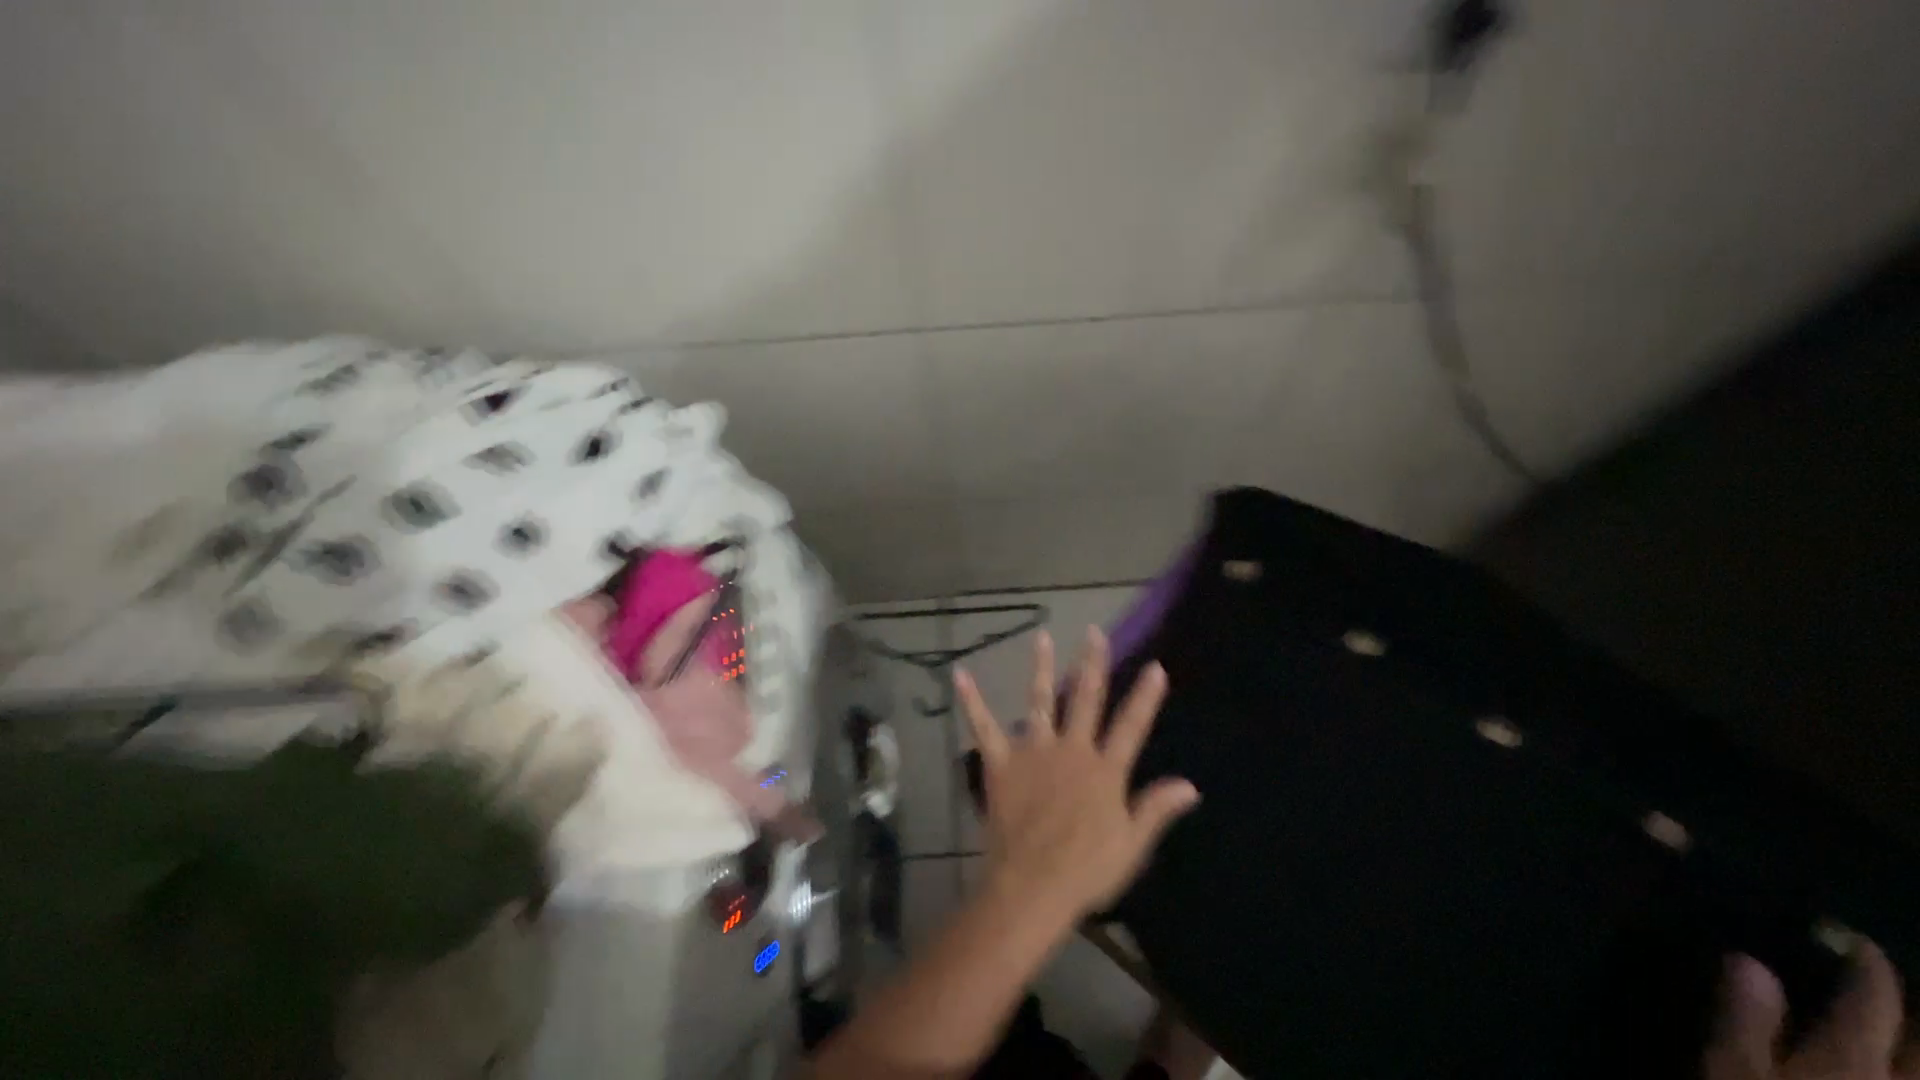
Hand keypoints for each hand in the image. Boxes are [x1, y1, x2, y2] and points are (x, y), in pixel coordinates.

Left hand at [954, 627, 1200, 919]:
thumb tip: (1190, 785)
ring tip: (1042, 637)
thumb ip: (1156, 808)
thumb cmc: (1087, 870)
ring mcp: (1034, 752)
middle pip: (1085, 699)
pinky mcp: (1000, 762)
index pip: (1132, 725)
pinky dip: (972, 700)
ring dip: (1041, 668)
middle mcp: (1072, 750)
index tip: (1155, 666)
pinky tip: (960, 674)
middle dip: (1092, 664)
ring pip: (1040, 701)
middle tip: (1093, 632)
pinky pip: (984, 726)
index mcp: (1105, 770)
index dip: (1145, 697)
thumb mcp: (1132, 844)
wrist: (1033, 885)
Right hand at [1707, 943, 1915, 1078]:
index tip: (1844, 932)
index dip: (1864, 959)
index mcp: (1850, 1055)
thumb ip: (1747, 1018)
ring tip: (1895, 1016)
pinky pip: (1905, 1074)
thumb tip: (1748, 960)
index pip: (1871, 997)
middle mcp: (1895, 1077)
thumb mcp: (1736, 1069)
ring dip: (1909, 1037)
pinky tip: (1889, 1057)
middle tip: (1882, 974)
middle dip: (1912, 1002)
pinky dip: (1903, 1061)